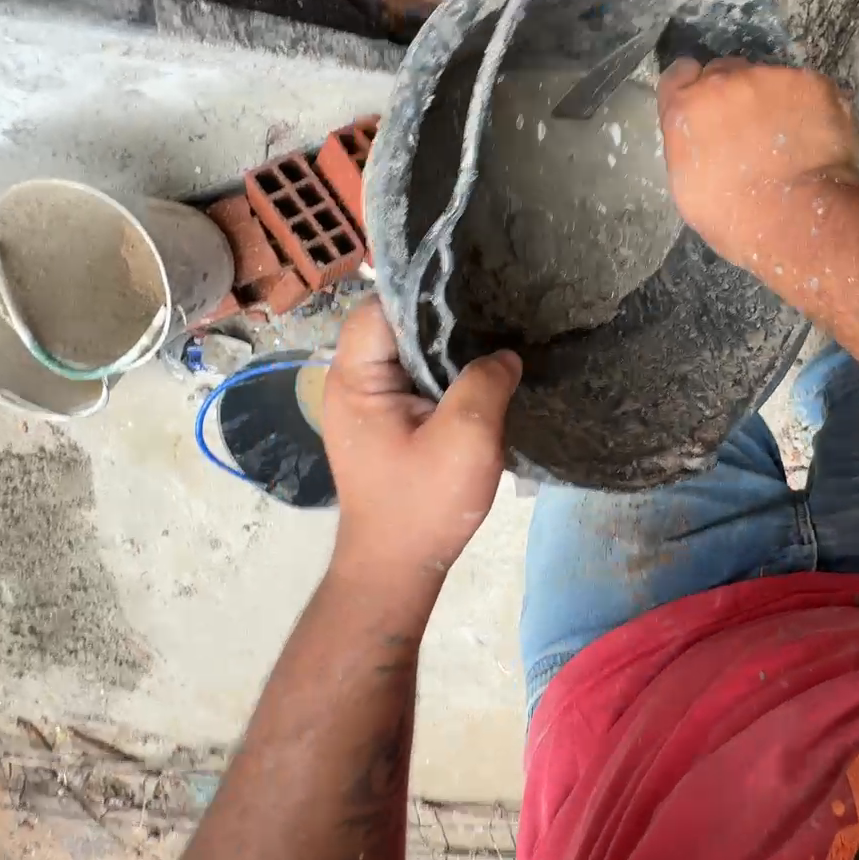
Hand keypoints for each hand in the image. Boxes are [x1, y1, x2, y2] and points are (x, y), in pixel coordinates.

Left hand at [320, 297, 521, 582]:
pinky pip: (416, 383)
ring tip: (496, 337)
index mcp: (356, 380)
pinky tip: (482, 376)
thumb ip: (486, 383)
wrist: (397, 567)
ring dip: (448, 350)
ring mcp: (369, 407)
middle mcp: (353, 385)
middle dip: (442, 319)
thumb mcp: (466, 438)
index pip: (380, 309)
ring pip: (408, 356)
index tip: (474, 292)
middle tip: (495, 310)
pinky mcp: (388, 426)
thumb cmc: (423, 503)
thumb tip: (505, 355)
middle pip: (394, 328)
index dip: (424, 296)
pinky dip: (446, 375)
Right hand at [657, 57, 858, 244]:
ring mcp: (771, 77)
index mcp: (686, 110)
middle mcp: (724, 82)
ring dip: (772, 102)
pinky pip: (805, 90)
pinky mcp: (812, 83)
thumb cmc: (736, 220)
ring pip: (768, 80)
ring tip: (787, 143)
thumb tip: (705, 139)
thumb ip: (691, 148)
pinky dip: (808, 108)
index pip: (678, 76)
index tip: (705, 109)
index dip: (692, 90)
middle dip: (733, 97)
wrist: (797, 220)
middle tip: (750, 135)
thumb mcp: (690, 189)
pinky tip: (813, 140)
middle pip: (724, 73)